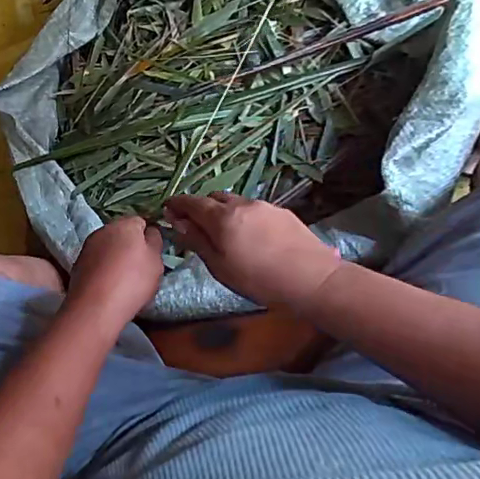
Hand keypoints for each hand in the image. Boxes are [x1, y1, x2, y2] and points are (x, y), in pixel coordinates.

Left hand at [67, 215, 165, 322]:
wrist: (96, 307)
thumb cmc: (133, 281)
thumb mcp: (156, 261)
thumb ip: (154, 242)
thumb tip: (149, 232)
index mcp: (125, 224)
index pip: (140, 221)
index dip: (147, 236)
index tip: (152, 253)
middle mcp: (103, 229)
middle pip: (121, 232)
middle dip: (130, 244)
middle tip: (139, 265)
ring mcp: (87, 246)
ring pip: (107, 246)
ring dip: (115, 256)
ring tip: (123, 278)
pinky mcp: (77, 264)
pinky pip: (97, 260)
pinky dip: (103, 268)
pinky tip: (108, 284)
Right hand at [164, 193, 342, 307]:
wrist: (311, 278)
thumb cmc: (259, 280)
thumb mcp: (220, 267)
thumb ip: (198, 242)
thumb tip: (178, 223)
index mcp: (222, 217)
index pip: (192, 202)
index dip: (177, 204)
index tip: (168, 209)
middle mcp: (242, 204)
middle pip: (214, 198)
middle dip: (201, 207)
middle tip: (195, 225)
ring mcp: (265, 206)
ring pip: (236, 202)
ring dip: (224, 212)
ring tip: (225, 233)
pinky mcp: (283, 212)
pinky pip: (255, 210)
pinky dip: (244, 217)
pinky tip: (251, 237)